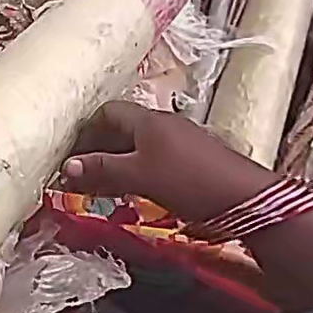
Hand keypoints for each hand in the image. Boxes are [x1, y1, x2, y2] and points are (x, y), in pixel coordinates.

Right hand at [60, 100, 279, 219]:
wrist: (246, 199)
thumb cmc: (188, 180)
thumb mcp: (139, 175)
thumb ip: (102, 169)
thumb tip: (66, 167)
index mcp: (148, 121)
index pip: (106, 113)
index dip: (85, 131)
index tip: (70, 155)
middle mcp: (162, 126)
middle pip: (119, 131)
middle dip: (95, 151)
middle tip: (77, 175)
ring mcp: (177, 144)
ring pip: (134, 148)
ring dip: (112, 165)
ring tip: (95, 187)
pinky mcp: (189, 162)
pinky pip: (149, 161)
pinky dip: (131, 173)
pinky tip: (127, 192)